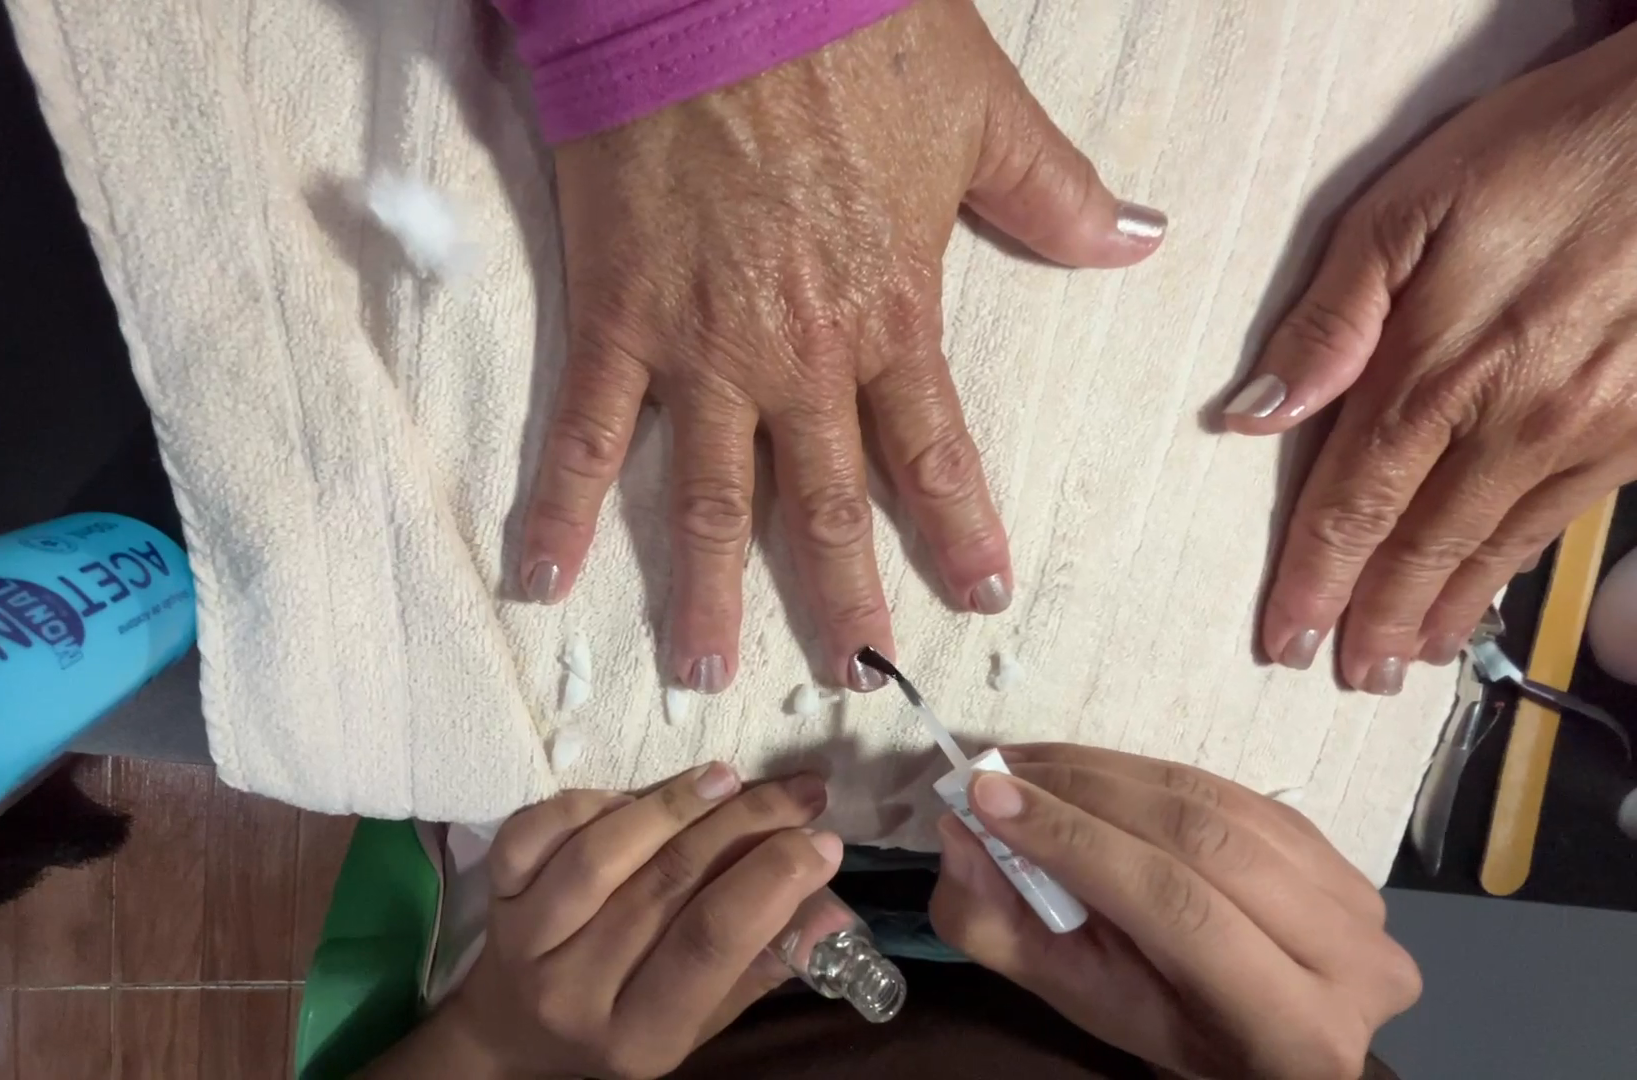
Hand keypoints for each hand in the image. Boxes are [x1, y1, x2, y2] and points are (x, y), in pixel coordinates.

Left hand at [442, 764, 839, 1079]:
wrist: (515, 1036)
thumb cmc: (622, 1026)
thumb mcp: (697, 1019)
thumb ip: (759, 963)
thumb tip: (832, 907)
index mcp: (639, 1036)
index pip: (711, 944)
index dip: (772, 881)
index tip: (822, 839)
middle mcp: (577, 988)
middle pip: (666, 885)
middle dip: (744, 824)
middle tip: (798, 791)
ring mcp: (527, 935)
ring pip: (603, 852)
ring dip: (673, 804)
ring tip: (726, 776)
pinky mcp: (497, 888)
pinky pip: (538, 828)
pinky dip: (589, 801)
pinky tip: (634, 794)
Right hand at [519, 0, 1164, 692]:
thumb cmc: (846, 32)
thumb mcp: (974, 106)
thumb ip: (1053, 193)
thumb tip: (1138, 241)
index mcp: (886, 313)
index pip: (934, 450)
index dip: (959, 529)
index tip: (978, 599)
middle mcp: (796, 359)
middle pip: (826, 504)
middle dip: (843, 596)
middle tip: (853, 673)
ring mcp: (700, 354)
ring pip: (710, 500)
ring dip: (708, 594)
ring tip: (706, 673)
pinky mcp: (618, 325)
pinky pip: (587, 437)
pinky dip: (561, 511)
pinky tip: (543, 577)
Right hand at [929, 744, 1418, 1079]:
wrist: (1234, 1011)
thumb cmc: (1146, 1011)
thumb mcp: (1063, 987)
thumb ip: (995, 921)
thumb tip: (958, 831)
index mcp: (1290, 1029)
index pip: (1178, 908)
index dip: (1075, 840)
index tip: (984, 794)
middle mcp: (1353, 961)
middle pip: (1197, 840)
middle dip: (1080, 792)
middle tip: (997, 771)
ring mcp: (1355, 895)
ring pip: (1204, 799)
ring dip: (1099, 769)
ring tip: (1026, 764)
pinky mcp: (1326, 843)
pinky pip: (1213, 783)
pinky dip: (1132, 768)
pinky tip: (1078, 769)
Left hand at [1224, 24, 1636, 691]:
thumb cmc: (1548, 153)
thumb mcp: (1400, 216)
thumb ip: (1323, 324)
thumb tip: (1247, 415)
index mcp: (1437, 375)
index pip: (1350, 506)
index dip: (1312, 579)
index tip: (1280, 637)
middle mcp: (1522, 418)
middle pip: (1421, 543)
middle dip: (1372, 617)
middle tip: (1339, 676)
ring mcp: (1607, 424)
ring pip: (1498, 543)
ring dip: (1441, 608)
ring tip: (1401, 661)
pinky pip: (1569, 518)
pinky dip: (1514, 567)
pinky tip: (1485, 595)